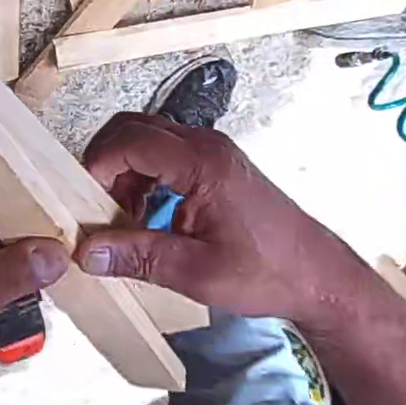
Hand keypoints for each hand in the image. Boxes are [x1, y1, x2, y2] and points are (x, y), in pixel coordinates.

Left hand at [0, 187, 67, 372]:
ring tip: (68, 249)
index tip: (71, 209)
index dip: (37, 194)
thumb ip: (18, 270)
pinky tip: (43, 266)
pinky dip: (16, 256)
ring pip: (5, 225)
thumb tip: (61, 253)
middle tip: (76, 235)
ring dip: (29, 242)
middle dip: (37, 221)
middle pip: (5, 203)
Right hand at [74, 112, 367, 326]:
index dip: (98, 164)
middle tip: (93, 201)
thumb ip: (137, 257)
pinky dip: (139, 176)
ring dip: (120, 171)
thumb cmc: (267, 274)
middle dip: (103, 160)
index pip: (132, 140)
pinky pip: (160, 152)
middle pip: (132, 127)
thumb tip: (85, 252)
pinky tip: (143, 214)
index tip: (85, 199)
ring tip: (121, 216)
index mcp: (204, 164)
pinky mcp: (211, 162)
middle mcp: (205, 145)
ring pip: (143, 137)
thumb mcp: (196, 272)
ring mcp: (210, 150)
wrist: (321, 277)